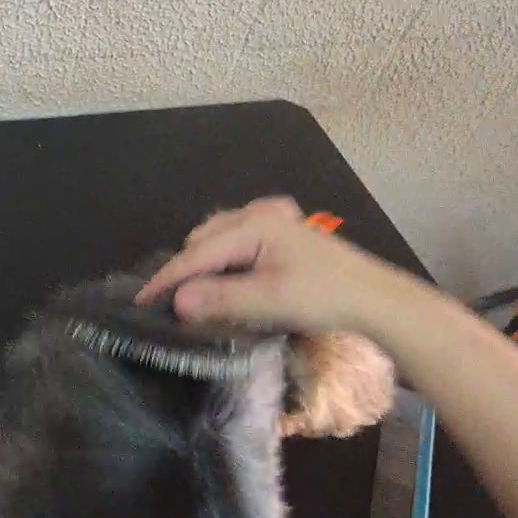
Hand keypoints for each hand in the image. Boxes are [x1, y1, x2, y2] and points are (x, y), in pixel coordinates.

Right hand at [135, 196, 423, 334]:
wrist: (377, 298)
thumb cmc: (324, 297)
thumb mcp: (270, 302)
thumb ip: (222, 299)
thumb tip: (177, 301)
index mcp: (252, 225)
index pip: (197, 253)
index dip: (167, 278)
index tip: (141, 300)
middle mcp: (256, 213)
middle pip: (202, 240)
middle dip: (185, 270)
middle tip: (174, 304)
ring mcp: (269, 218)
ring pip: (216, 237)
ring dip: (203, 264)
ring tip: (199, 294)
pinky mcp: (279, 229)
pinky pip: (233, 238)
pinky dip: (222, 257)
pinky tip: (228, 276)